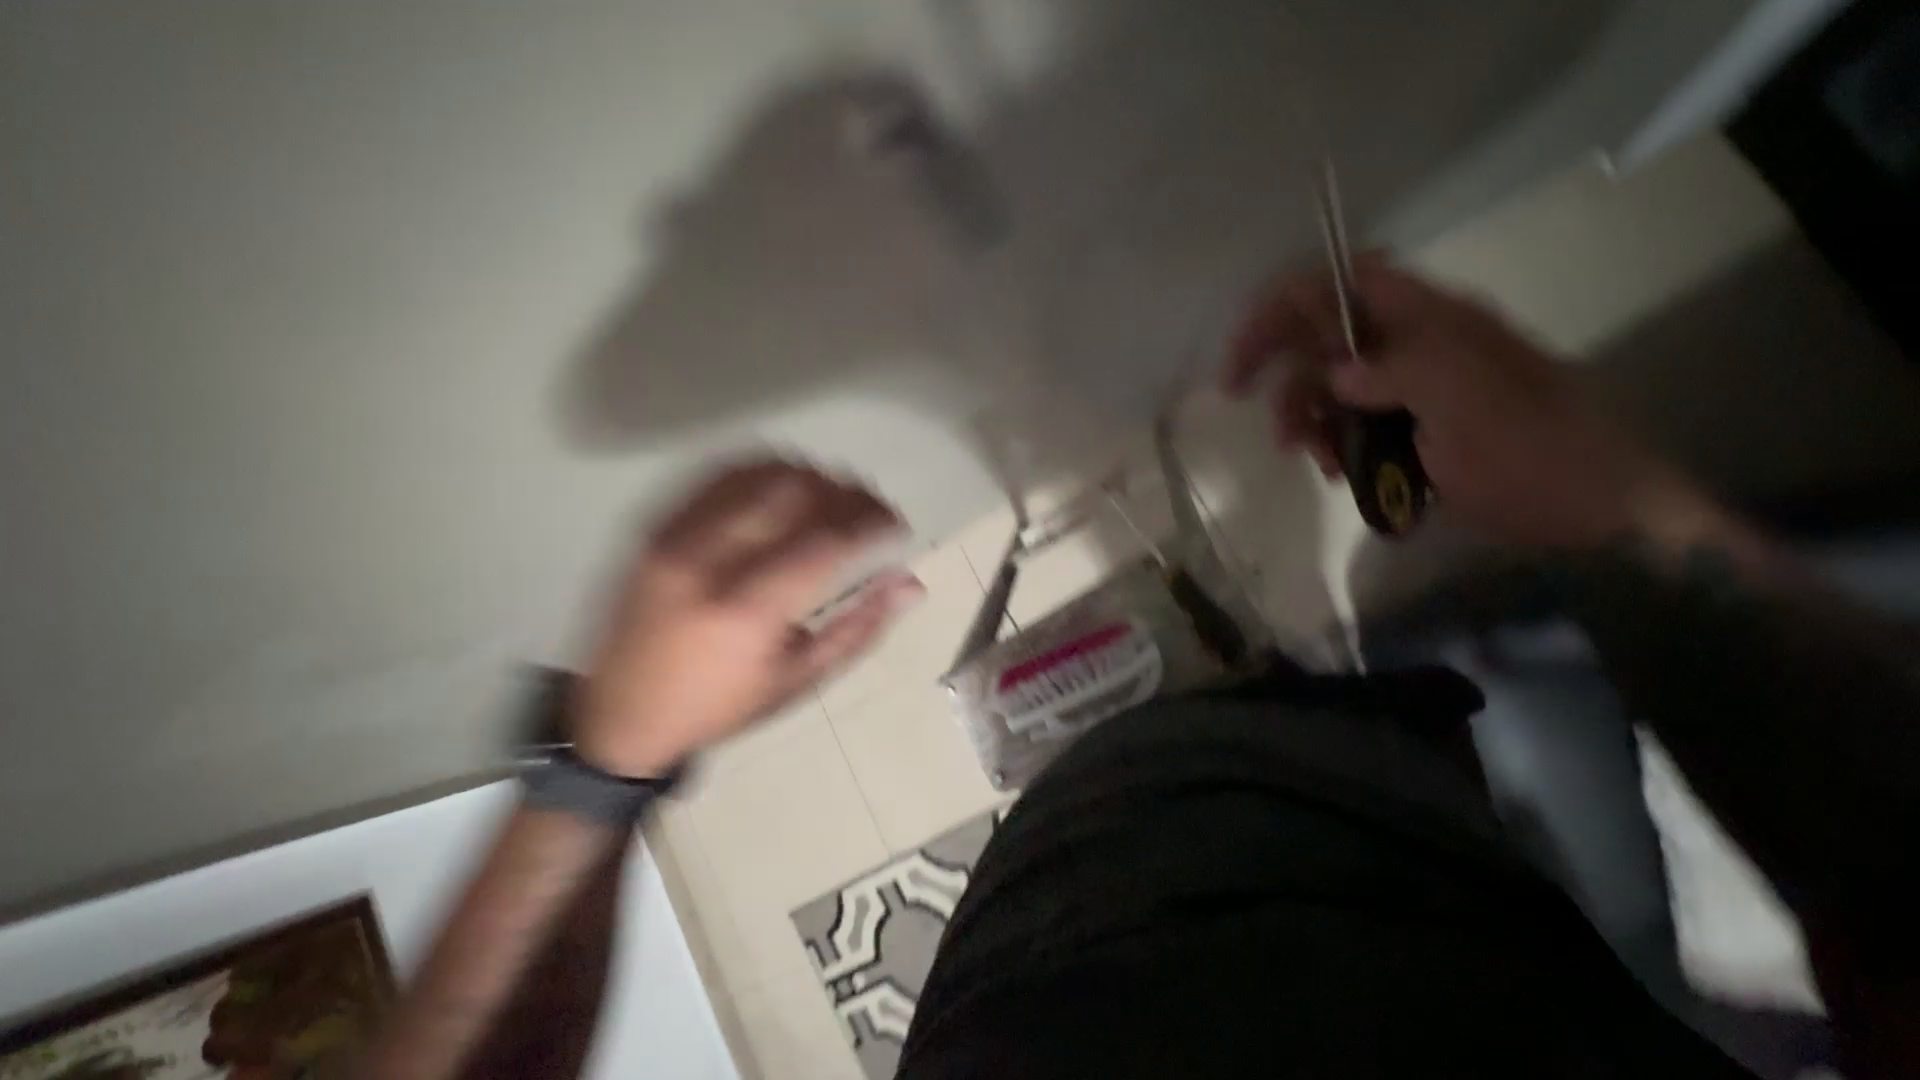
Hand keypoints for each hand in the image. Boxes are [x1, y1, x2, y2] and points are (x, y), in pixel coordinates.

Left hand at [574, 460, 922, 776]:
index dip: (872, 520)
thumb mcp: (797, 681)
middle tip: (868, 505)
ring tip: (829, 494)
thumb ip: (857, 628)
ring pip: (755, 474)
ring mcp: (675, 539)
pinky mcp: (653, 530)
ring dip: (805, 474)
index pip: (827, 540)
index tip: (896, 525)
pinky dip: (757, 471)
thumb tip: (910, 582)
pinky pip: (712, 478)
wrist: (620, 717)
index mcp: (750, 612)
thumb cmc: (720, 707)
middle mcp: (710, 563)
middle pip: (794, 492)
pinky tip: (780, 486)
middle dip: (845, 490)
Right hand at [1223, 257, 1713, 548]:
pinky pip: (1350, 425)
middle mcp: (1412, 344)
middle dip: (1285, 368)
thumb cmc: (1535, 450)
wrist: (1595, 509)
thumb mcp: (1470, 402)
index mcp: (1428, 320)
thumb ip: (1399, 371)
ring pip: (1330, 385)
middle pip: (1324, 333)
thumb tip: (1335, 375)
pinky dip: (1332, 444)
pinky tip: (1338, 472)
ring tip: (1315, 459)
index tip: (1246, 353)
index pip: (1342, 281)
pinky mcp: (1411, 430)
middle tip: (1253, 409)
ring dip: (1306, 417)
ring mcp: (1411, 389)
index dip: (1285, 303)